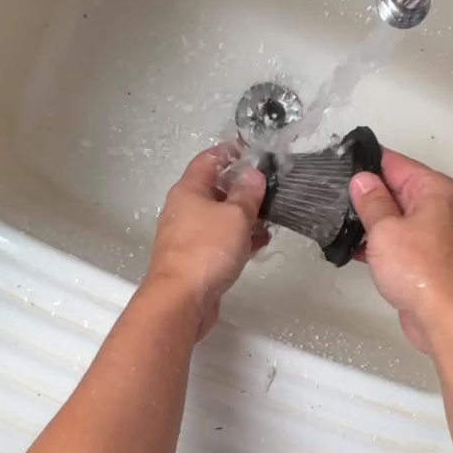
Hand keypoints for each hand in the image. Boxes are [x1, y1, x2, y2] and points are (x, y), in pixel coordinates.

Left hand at [145, 145, 268, 336]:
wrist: (181, 300)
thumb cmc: (207, 250)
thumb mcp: (235, 215)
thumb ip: (247, 193)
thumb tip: (253, 173)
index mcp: (188, 190)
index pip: (208, 159)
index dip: (231, 152)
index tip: (255, 154)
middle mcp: (184, 211)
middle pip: (214, 190)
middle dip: (242, 189)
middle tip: (270, 190)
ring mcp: (188, 237)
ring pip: (219, 219)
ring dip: (243, 217)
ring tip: (271, 219)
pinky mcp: (195, 261)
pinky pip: (219, 242)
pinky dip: (238, 240)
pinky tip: (259, 243)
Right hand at [349, 150, 452, 353]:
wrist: (444, 315)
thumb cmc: (420, 270)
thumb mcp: (384, 229)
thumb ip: (371, 201)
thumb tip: (362, 180)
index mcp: (434, 189)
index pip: (396, 163)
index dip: (367, 163)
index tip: (341, 164)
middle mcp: (440, 206)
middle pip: (397, 188)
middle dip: (367, 193)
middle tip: (334, 196)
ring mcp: (435, 233)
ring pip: (396, 216)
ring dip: (371, 221)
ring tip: (340, 223)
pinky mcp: (427, 256)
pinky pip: (399, 239)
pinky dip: (379, 242)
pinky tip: (355, 249)